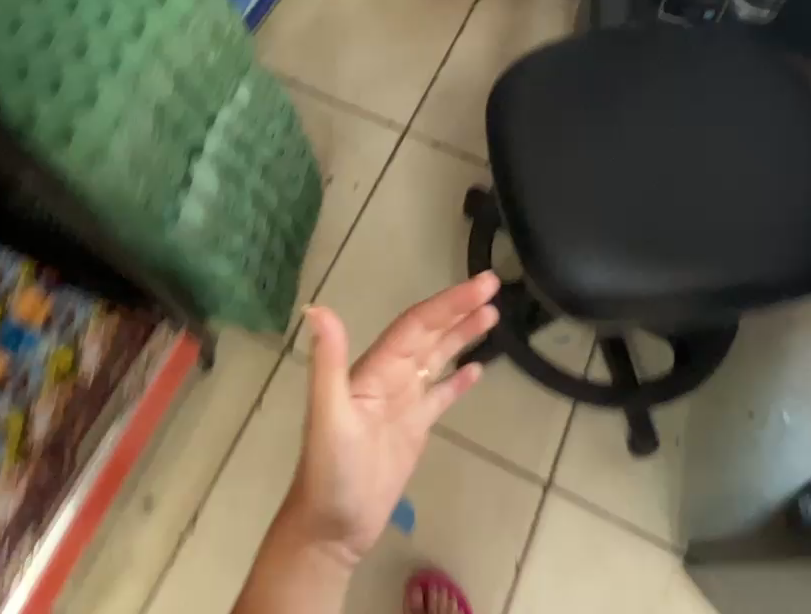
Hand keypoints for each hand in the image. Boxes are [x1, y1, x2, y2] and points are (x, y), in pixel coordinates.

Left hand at [282, 272, 500, 565]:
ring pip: (437, 358)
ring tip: (492, 315)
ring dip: (461, 335)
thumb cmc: (330, 473)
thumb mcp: (328, 414)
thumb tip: (317, 308)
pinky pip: (440, 395)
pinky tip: (477, 368)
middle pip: (430, 334)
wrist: (331, 528)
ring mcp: (402, 402)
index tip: (482, 284)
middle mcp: (389, 377)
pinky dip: (458, 380)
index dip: (449, 303)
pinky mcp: (413, 429)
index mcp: (374, 368)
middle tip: (493, 286)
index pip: (417, 325)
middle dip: (459, 309)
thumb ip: (327, 361)